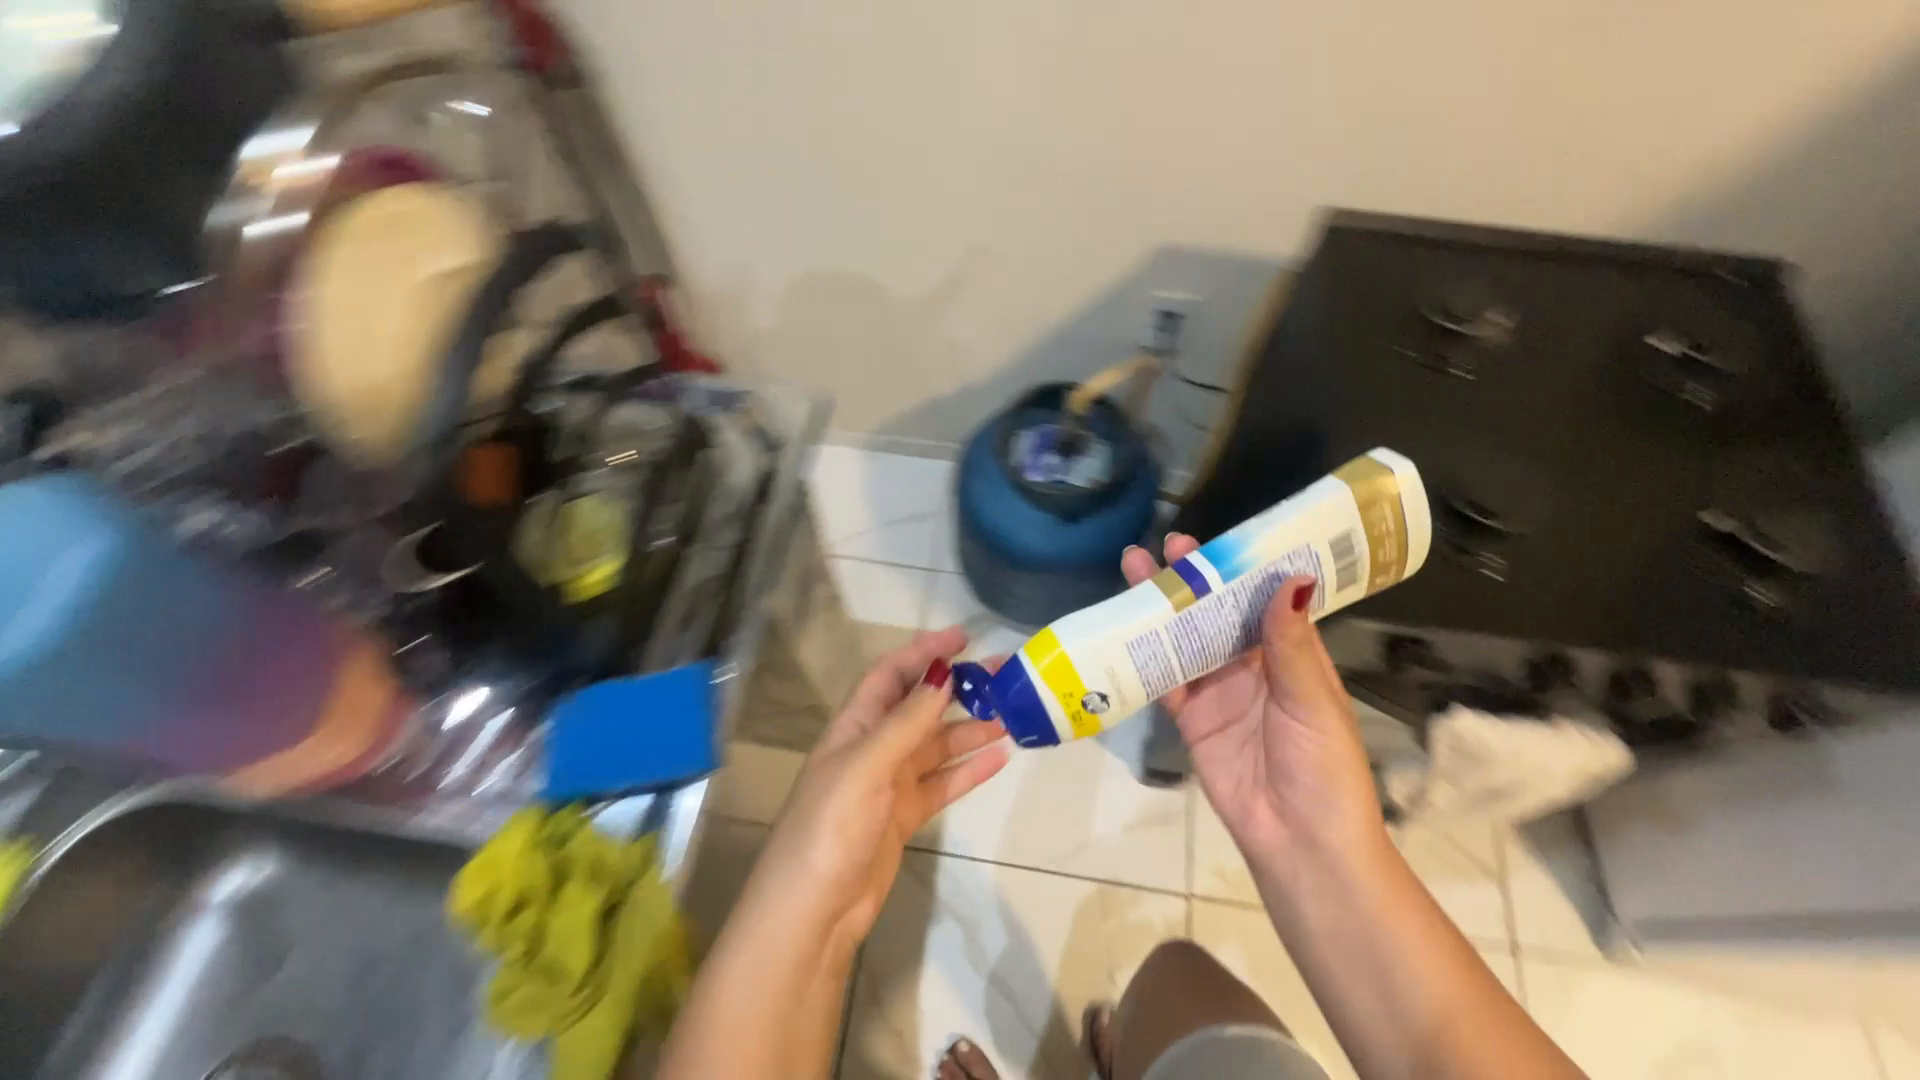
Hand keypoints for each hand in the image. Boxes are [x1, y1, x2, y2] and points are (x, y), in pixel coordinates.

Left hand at [745, 627, 1010, 950]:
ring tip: (1013, 717)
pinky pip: (942, 782)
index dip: (924, 652)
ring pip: (936, 745)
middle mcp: (872, 748)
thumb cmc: (831, 827)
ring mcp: (889, 783)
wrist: (813, 910)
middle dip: (958, 688)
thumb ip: (906, 722)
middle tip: (1004, 675)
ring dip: (970, 728)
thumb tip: (942, 674)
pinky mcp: (904, 816)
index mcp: (854, 726)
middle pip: (920, 707)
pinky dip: (969, 769)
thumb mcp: (867, 766)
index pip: (891, 675)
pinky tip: (999, 757)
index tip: (964, 638)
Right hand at [1121, 534, 1384, 867]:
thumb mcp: (1312, 702)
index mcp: (1293, 655)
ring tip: (1133, 573)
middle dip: (1192, 583)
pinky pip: (1165, 682)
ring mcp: (1219, 692)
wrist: (1300, 843)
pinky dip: (1144, 659)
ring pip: (1186, 641)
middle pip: (1217, 615)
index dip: (1239, 569)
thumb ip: (1291, 644)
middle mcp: (1253, 667)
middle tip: (1164, 548)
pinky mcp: (1191, 719)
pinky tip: (1121, 631)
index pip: (1262, 600)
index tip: (1216, 540)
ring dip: (1162, 611)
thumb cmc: (1323, 769)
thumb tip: (1289, 576)